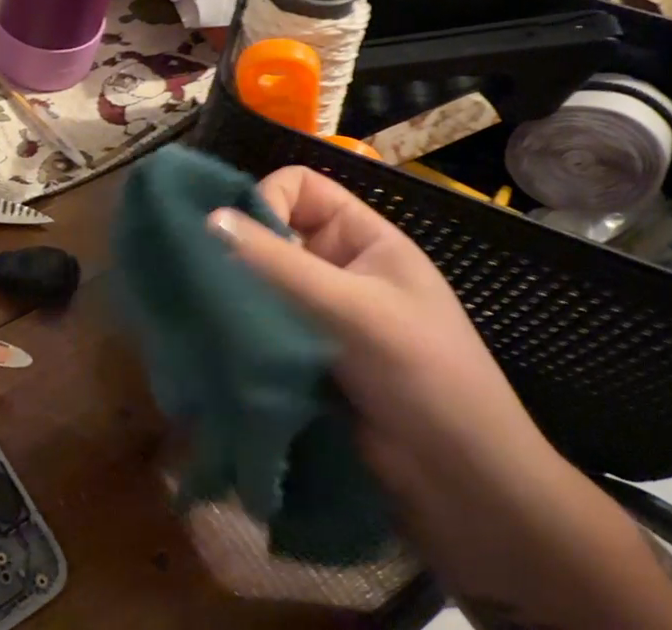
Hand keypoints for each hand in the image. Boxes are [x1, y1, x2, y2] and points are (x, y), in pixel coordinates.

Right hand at [206, 167, 561, 503]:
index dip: (264, 202)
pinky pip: (257, 326)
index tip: (238, 243)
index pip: (297, 187)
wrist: (463, 482)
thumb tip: (208, 218)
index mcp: (363, 238)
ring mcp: (318, 314)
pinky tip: (218, 347)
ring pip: (258, 283)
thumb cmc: (425, 377)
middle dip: (238, 253)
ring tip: (208, 319)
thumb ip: (279, 264)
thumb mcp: (354, 310)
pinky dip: (238, 332)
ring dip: (235, 298)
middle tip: (209, 284)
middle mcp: (337, 267)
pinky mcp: (300, 356)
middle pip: (270, 234)